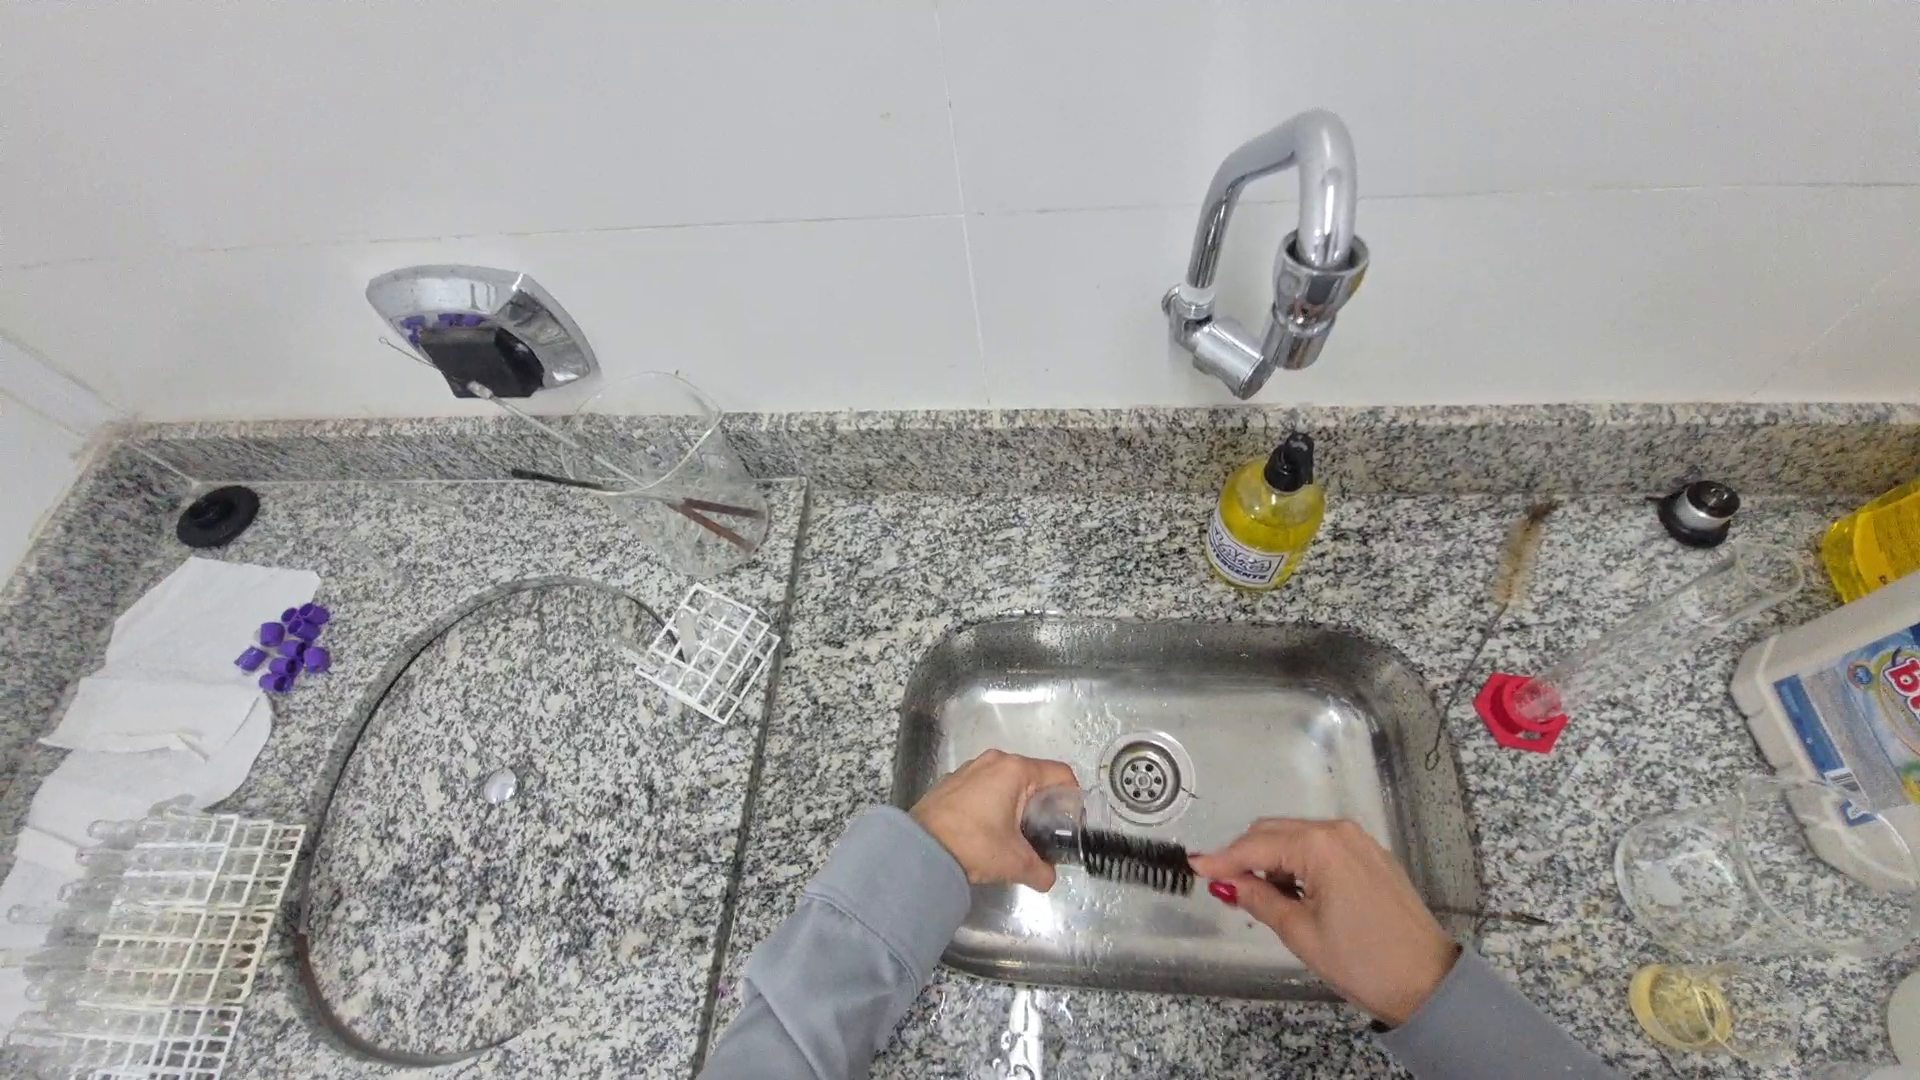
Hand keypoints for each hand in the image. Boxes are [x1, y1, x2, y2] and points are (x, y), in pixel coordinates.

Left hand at [910, 750, 1078, 891]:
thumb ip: (1041, 870)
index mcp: (1014, 770)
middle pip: (1033, 776)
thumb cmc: (973, 844)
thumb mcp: (1015, 862)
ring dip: (1017, 804)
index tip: (1072, 821)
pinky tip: (989, 829)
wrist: (920, 848)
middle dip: (1043, 803)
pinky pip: (985, 786)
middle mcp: (994, 761)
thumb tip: (1048, 876)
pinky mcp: (952, 781)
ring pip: (1007, 781)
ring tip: (1017, 834)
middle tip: (1046, 832)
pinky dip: (994, 803)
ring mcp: (970, 768)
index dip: (1072, 796)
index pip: (1059, 773)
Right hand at [1190, 818, 1457, 1025]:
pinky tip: (1290, 887)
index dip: (1222, 859)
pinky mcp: (1370, 856)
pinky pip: (1319, 847)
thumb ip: (1258, 899)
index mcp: (1319, 846)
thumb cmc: (1363, 962)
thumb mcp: (1301, 933)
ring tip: (1256, 891)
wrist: (1433, 988)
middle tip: (1222, 883)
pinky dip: (1297, 861)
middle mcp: (1337, 832)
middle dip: (1245, 855)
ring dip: (1270, 858)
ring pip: (1295, 837)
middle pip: (1274, 832)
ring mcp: (1357, 841)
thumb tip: (1225, 883)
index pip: (1256, 846)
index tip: (1194, 866)